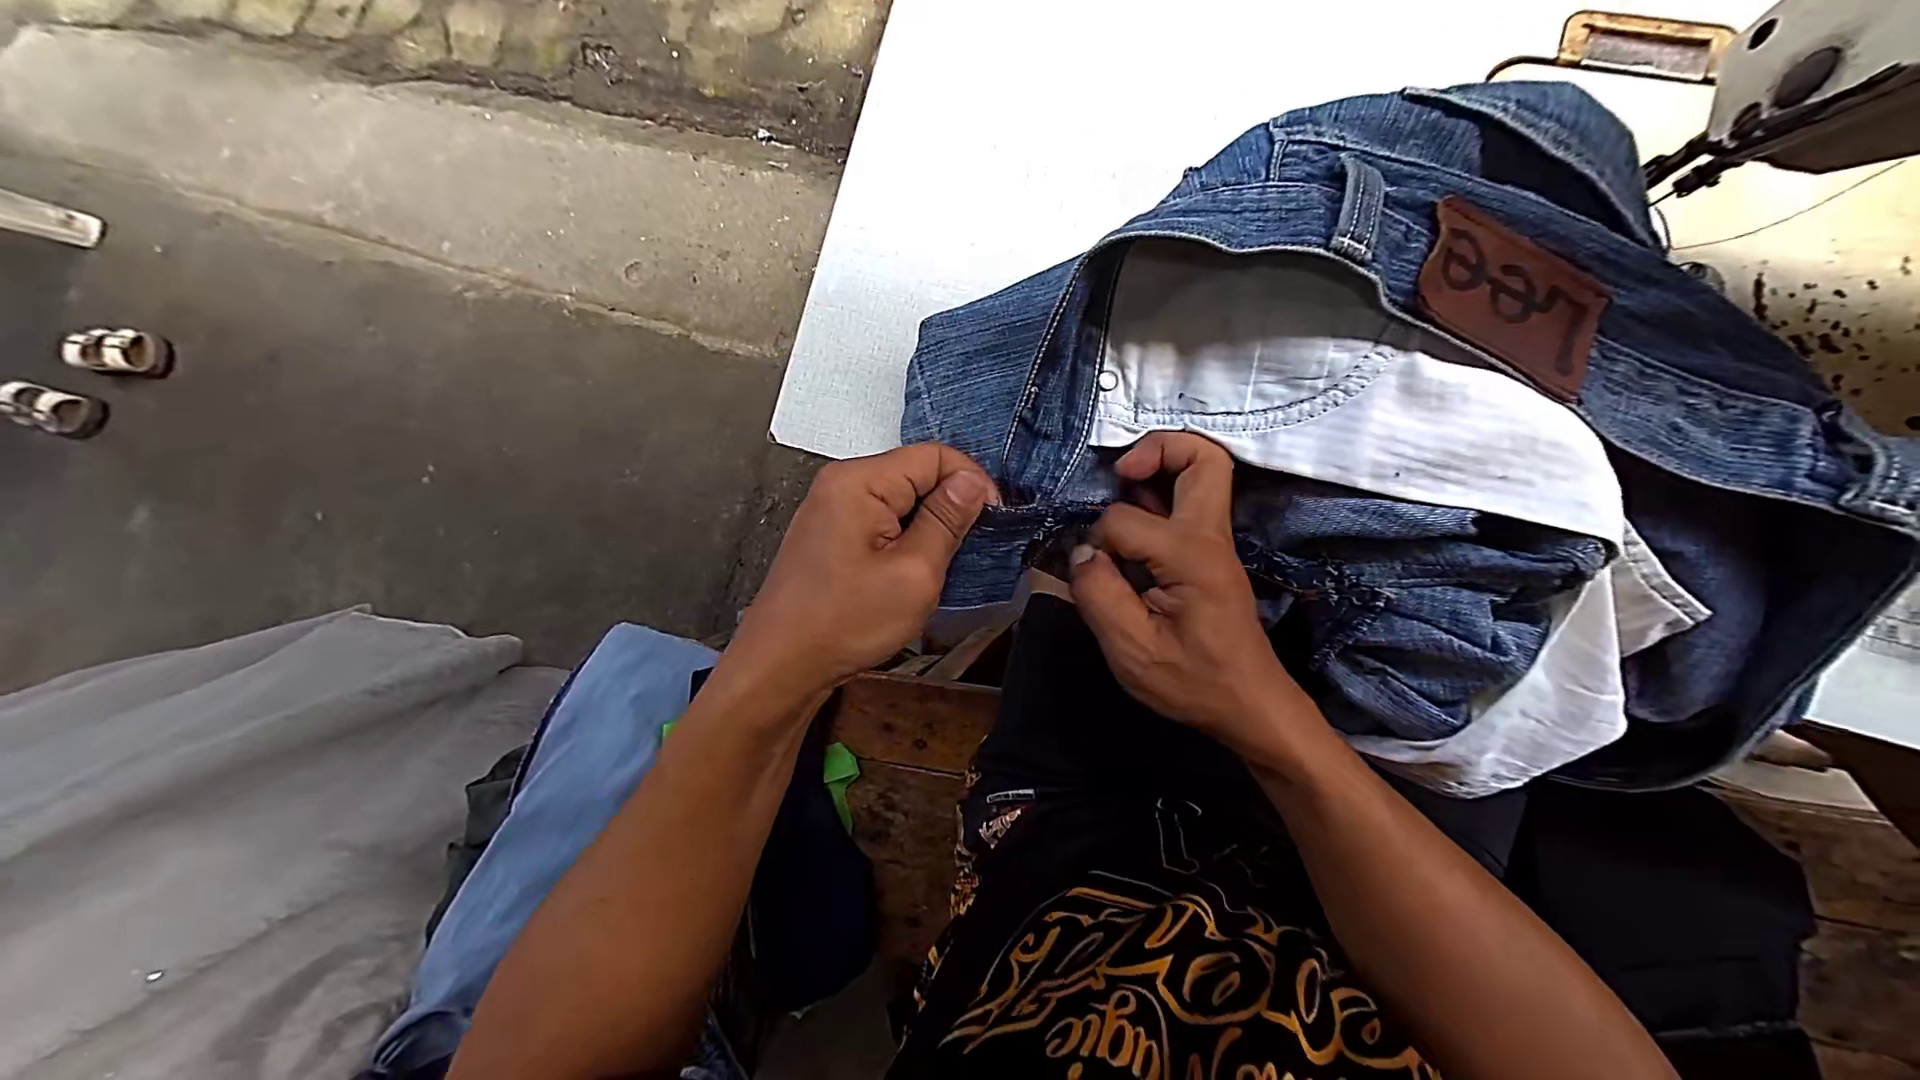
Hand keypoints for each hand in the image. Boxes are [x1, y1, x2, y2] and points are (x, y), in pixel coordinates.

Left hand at [726, 442, 997, 693]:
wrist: (781, 665)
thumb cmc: (844, 623)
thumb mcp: (914, 572)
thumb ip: (946, 519)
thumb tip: (972, 481)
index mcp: (859, 481)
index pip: (934, 455)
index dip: (972, 481)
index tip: (993, 518)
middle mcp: (842, 483)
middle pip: (916, 473)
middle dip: (950, 505)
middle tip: (970, 548)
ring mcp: (833, 508)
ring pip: (902, 499)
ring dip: (929, 526)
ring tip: (942, 564)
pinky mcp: (833, 533)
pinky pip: (882, 518)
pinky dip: (907, 537)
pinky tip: (914, 569)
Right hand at [1069, 432, 1320, 759]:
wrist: (1249, 706)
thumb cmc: (1192, 682)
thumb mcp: (1131, 650)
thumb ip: (1098, 594)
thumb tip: (1081, 552)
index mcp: (1190, 556)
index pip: (1124, 520)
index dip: (1096, 541)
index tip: (1092, 573)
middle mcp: (1209, 536)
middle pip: (1204, 458)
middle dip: (1157, 449)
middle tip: (1119, 474)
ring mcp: (1214, 543)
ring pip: (1201, 473)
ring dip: (1160, 469)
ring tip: (1122, 494)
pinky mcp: (1209, 555)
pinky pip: (1189, 502)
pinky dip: (1160, 496)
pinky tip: (1132, 526)